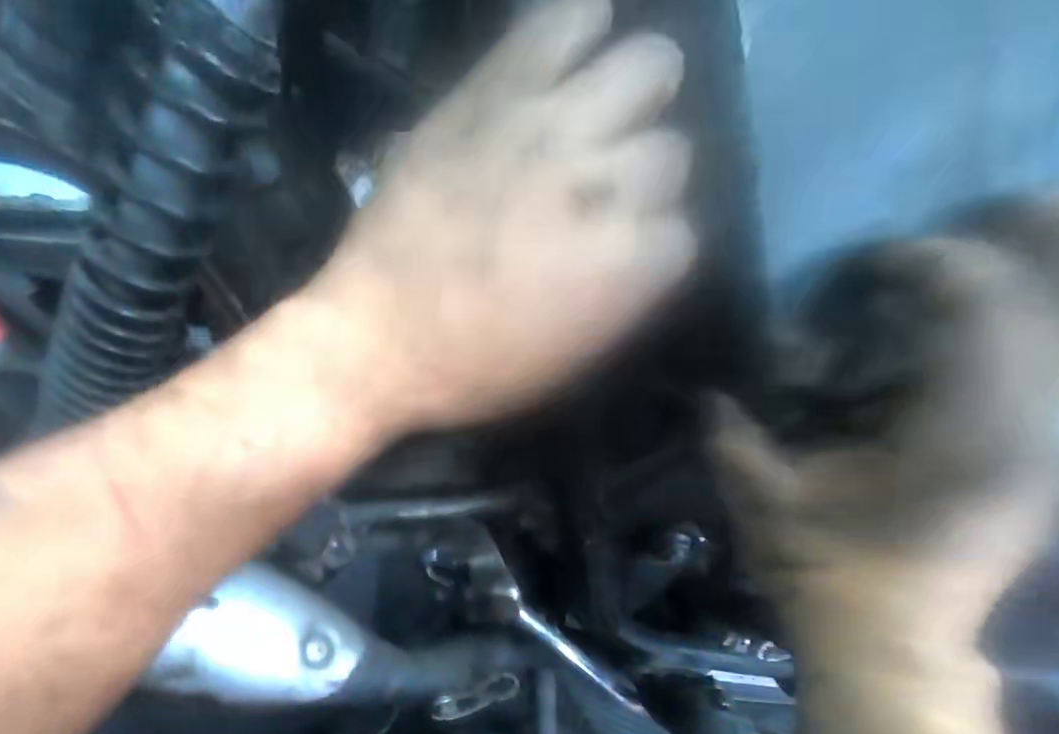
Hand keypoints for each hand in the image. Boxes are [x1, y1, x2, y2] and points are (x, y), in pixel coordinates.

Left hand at [307, 0, 697, 436]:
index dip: (653, 249)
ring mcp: (546, 130)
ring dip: (637, 99)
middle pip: (672, 154)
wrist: (374, 341)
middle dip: (646, 181)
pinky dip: (578, 29)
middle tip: (605, 196)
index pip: (684, 234)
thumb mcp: (567, 365)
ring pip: (645, 68)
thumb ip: (622, 302)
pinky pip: (560, 23)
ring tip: (605, 117)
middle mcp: (600, 188)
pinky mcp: (490, 95)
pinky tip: (574, 52)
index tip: (624, 261)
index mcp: (626, 269)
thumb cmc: (471, 373)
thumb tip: (645, 253)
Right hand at [711, 201, 1058, 645]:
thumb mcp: (765, 506)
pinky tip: (999, 323)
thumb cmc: (828, 577)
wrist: (892, 649)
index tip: (877, 262)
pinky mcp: (1055, 459)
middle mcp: (1039, 424)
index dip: (932, 261)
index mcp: (964, 431)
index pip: (983, 303)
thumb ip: (734, 442)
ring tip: (1019, 243)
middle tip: (1004, 208)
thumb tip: (708, 395)